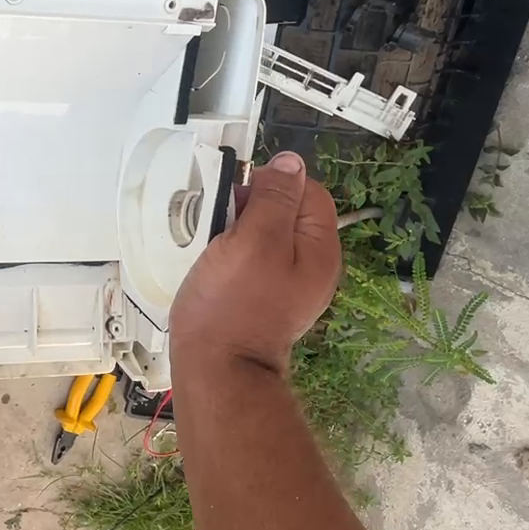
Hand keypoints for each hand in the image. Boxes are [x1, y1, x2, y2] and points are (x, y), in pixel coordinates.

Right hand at [170, 151, 341, 373]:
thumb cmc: (233, 302)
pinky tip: (211, 265)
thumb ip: (275, 199)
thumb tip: (290, 162)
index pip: (306, 191)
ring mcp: (284, 283)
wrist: (216, 366)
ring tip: (210, 246)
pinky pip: (248, 260)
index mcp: (318, 248)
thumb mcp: (255, 241)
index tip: (236, 201)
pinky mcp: (259, 297)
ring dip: (233, 231)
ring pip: (261, 235)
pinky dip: (228, 254)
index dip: (271, 185)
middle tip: (219, 226)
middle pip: (283, 212)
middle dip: (249, 209)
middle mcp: (308, 264)